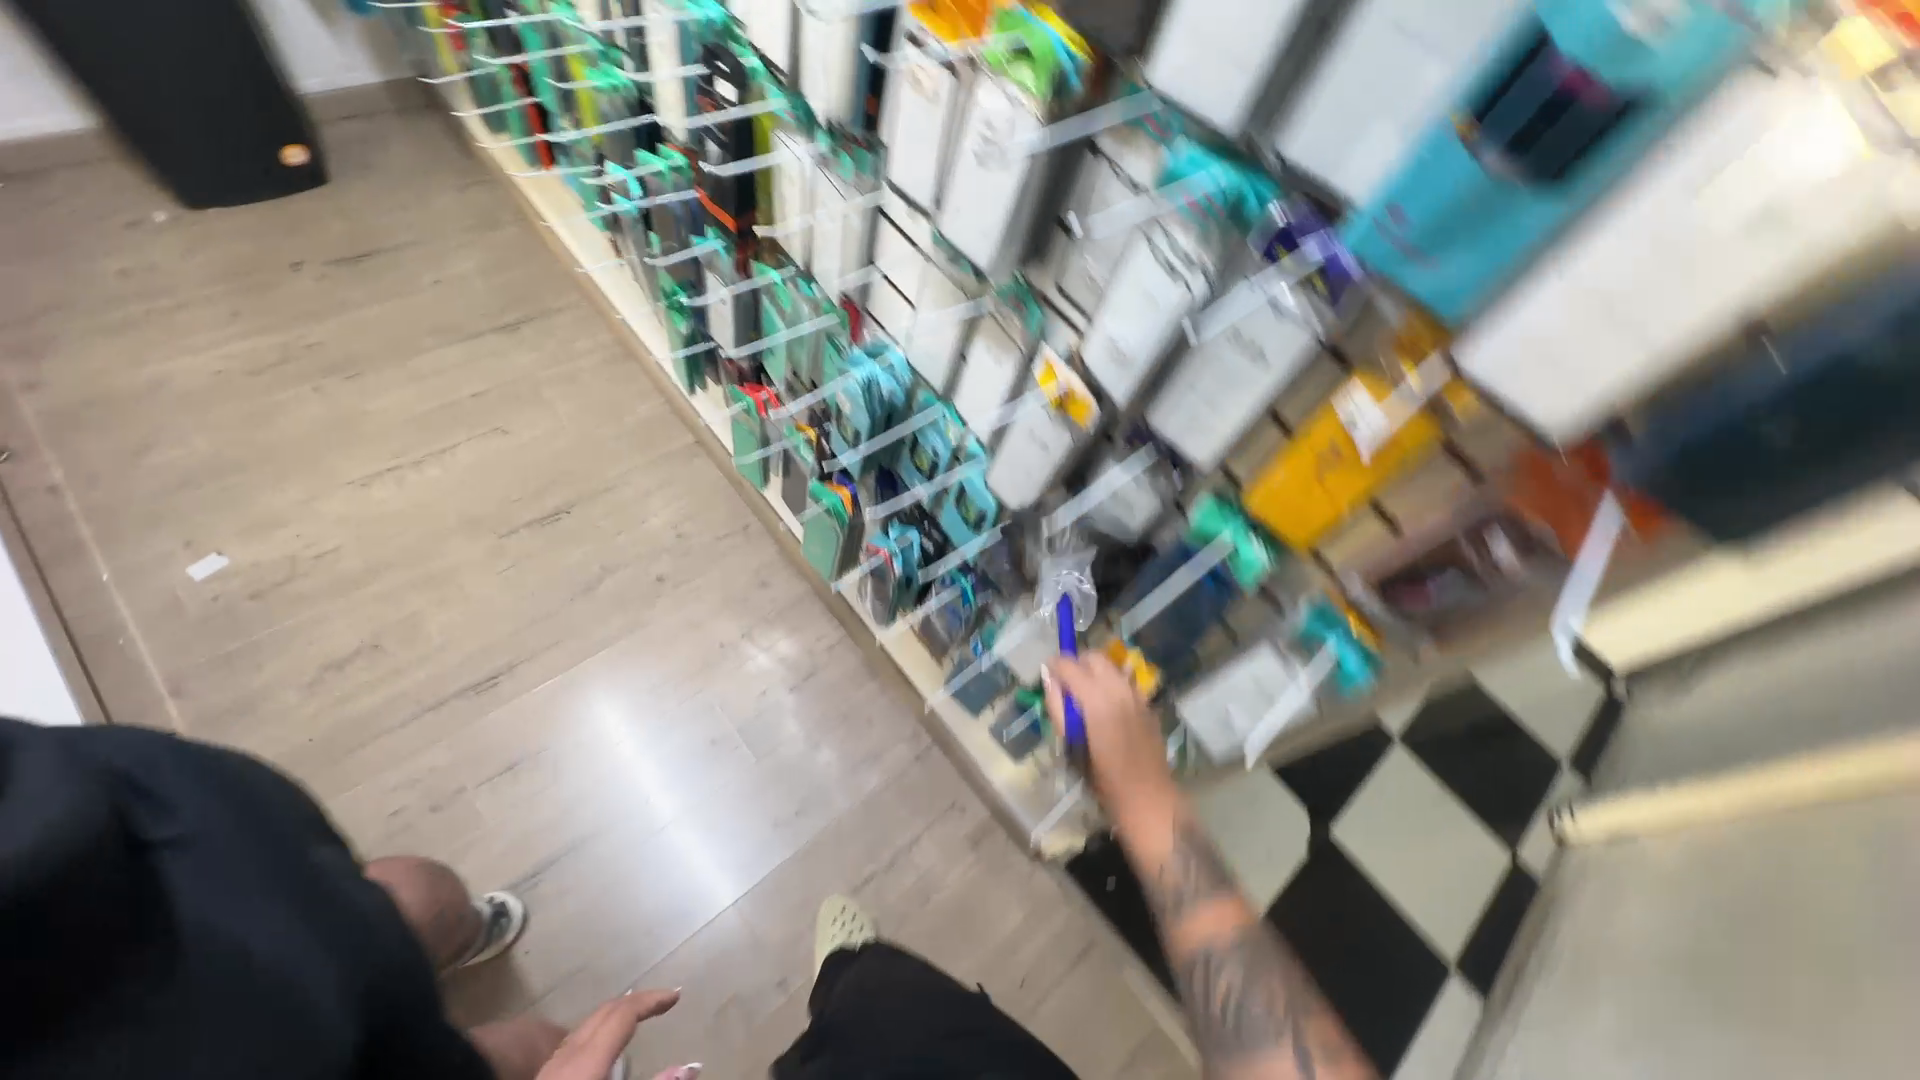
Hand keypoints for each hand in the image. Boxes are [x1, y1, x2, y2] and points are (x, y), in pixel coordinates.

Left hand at [535, 988, 698, 1079]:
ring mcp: (548, 1070)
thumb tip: (692, 1067)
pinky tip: (602, 1052)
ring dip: (614, 1017)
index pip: (623, 1014)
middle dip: (634, 1002)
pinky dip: (597, 1033)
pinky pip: (574, 1043)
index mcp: (586, 1062)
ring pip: (585, 1026)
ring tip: (637, 1019)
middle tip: (662, 1003)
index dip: (651, 1000)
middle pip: (603, 1013)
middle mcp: (565, 1057)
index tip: (676, 997)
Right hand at [1044, 654, 1176, 823]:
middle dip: (1078, 663)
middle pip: (1095, 657)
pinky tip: (1107, 710)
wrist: (1147, 796)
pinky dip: (1112, 685)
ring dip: (1096, 673)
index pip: (1070, 665)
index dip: (1055, 665)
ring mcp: (1137, 695)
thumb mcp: (1071, 743)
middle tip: (1067, 684)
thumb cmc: (1102, 777)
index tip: (1048, 673)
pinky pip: (1125, 683)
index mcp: (1096, 698)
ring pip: (1112, 667)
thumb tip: (1049, 679)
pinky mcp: (1148, 705)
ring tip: (1086, 697)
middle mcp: (1119, 689)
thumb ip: (1058, 707)